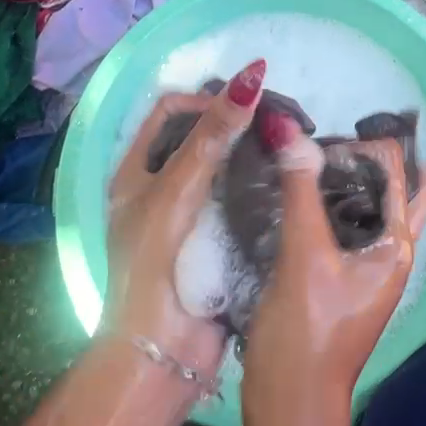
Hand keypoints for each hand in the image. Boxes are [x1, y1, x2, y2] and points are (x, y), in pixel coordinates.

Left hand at [106, 61, 265, 382]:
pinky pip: (244, 194)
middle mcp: (163, 185)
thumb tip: (250, 76)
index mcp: (137, 170)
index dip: (204, 99)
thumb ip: (212, 136)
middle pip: (202, 134)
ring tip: (288, 139)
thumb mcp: (177, 190)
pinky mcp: (221, 234)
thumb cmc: (155, 261)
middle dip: (236, 121)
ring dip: (253, 149)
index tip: (242, 104)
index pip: (171, 111)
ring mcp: (193, 211)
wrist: (164, 349)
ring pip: (227, 163)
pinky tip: (288, 173)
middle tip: (276, 115)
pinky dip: (263, 180)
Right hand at [241, 115, 425, 425]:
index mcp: (397, 245)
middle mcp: (390, 251)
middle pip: (395, 188)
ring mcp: (365, 267)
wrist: (290, 405)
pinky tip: (300, 191)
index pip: (397, 171)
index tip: (323, 140)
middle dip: (373, 157)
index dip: (364, 146)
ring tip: (315, 152)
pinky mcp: (339, 277)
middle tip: (333, 133)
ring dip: (350, 178)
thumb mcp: (304, 256)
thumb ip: (299, 189)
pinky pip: (342, 225)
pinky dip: (330, 201)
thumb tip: (287, 126)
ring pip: (367, 206)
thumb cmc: (307, 333)